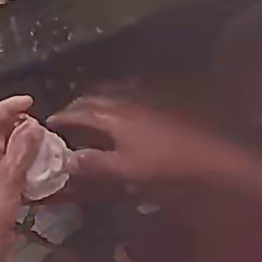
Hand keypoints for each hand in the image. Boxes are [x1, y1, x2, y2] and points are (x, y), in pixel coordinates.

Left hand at [0, 96, 45, 252]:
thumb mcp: (10, 174)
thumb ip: (23, 147)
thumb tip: (34, 125)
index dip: (10, 104)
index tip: (30, 101)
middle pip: (0, 130)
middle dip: (21, 124)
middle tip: (41, 127)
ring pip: (8, 149)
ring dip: (26, 145)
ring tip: (45, 146)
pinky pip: (13, 168)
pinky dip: (26, 164)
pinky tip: (39, 170)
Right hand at [48, 97, 250, 185]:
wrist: (212, 154)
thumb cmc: (166, 164)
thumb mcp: (127, 170)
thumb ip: (96, 164)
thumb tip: (68, 161)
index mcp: (115, 117)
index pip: (81, 113)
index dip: (64, 117)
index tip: (50, 121)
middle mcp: (129, 101)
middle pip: (97, 97)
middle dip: (79, 105)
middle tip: (68, 115)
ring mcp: (149, 99)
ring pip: (116, 91)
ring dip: (100, 98)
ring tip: (93, 108)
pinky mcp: (166, 102)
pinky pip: (134, 93)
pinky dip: (121, 97)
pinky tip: (128, 108)